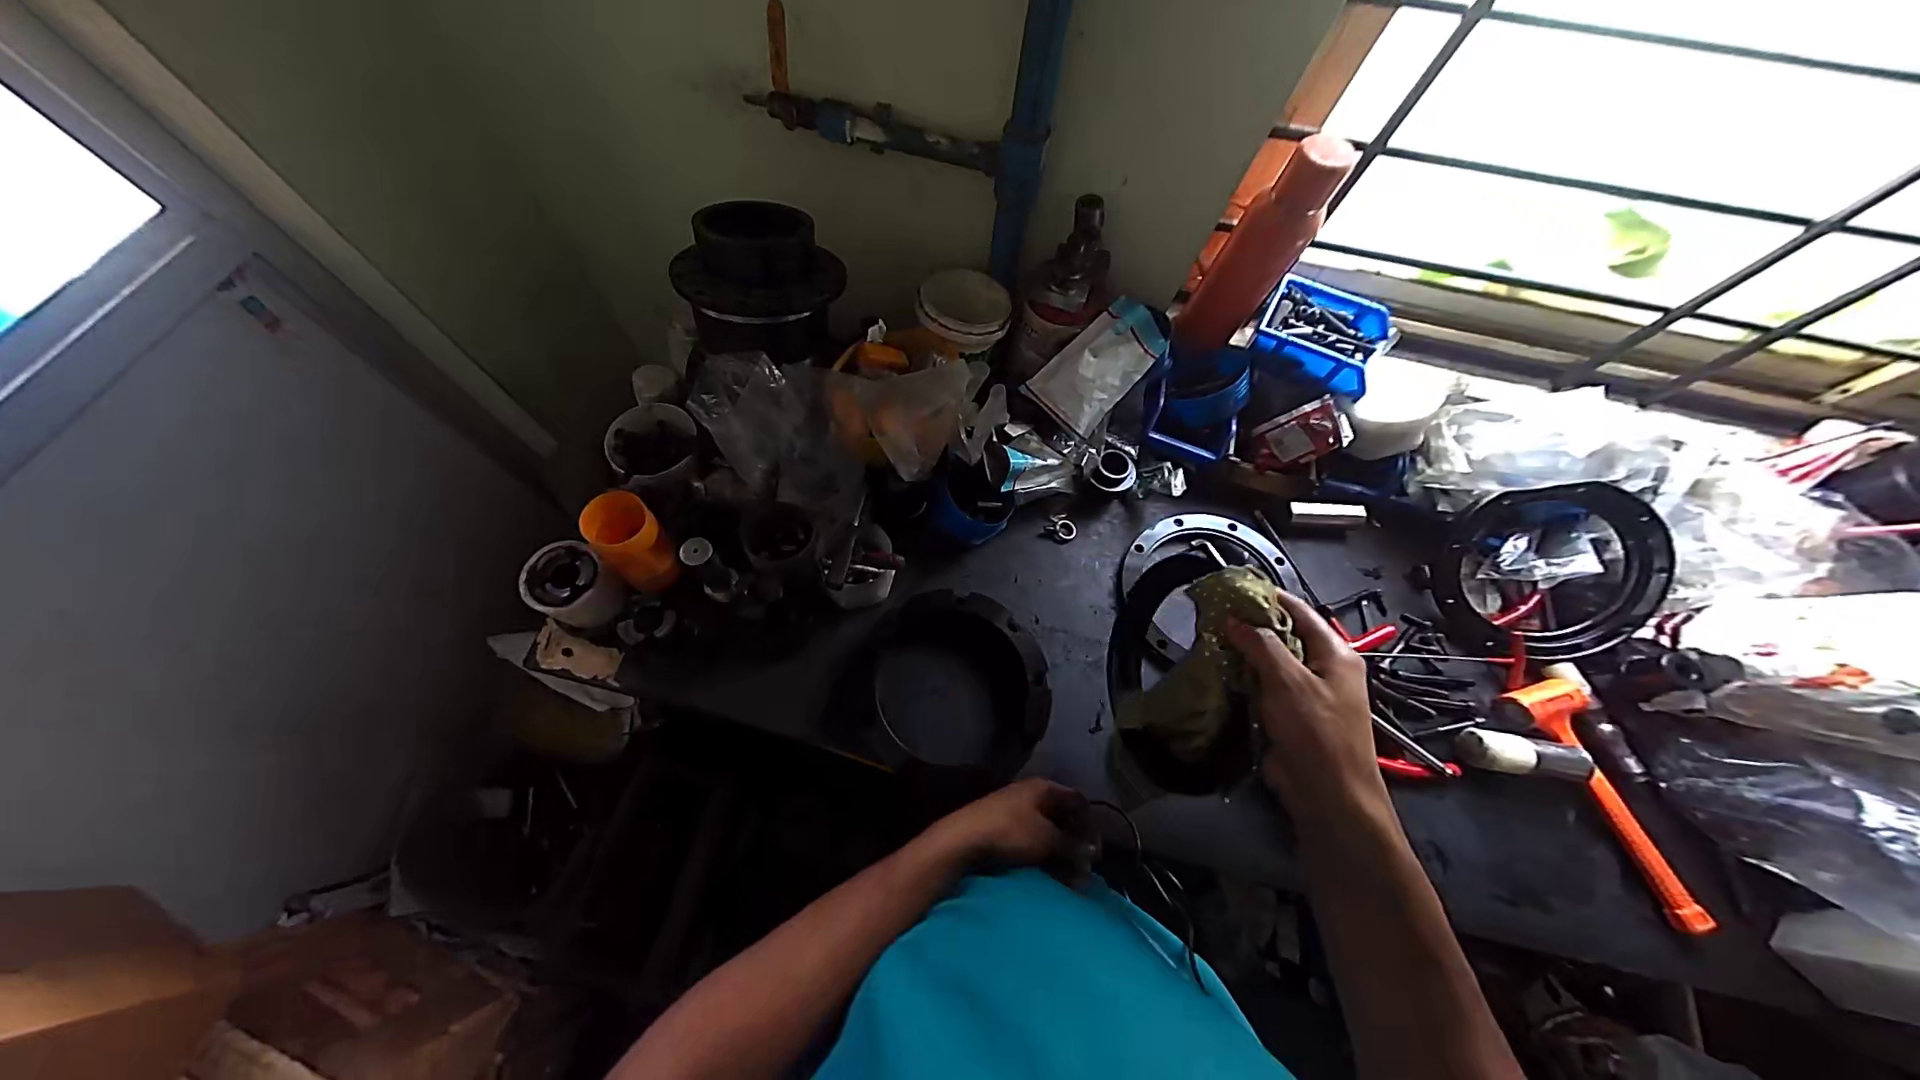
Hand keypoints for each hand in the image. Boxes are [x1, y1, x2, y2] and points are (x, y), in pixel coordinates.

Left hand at [923, 777, 1086, 868]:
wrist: (962, 839)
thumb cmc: (1010, 832)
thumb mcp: (1047, 840)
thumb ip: (1073, 846)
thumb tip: (1091, 854)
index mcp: (1044, 788)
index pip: (1078, 801)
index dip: (1091, 825)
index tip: (1095, 852)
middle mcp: (1031, 794)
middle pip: (1064, 817)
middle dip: (1075, 843)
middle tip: (1082, 869)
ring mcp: (1015, 809)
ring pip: (1048, 831)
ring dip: (1060, 853)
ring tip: (1066, 877)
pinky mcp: (1003, 827)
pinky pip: (1032, 839)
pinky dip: (1043, 855)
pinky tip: (1046, 873)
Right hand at [1225, 592, 1386, 818]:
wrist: (1326, 793)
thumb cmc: (1317, 734)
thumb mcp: (1288, 681)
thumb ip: (1261, 645)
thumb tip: (1235, 620)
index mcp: (1335, 655)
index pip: (1300, 612)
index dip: (1270, 598)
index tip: (1237, 588)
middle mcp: (1323, 670)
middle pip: (1284, 636)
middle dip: (1251, 626)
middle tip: (1217, 614)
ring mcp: (1305, 693)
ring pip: (1270, 662)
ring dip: (1244, 653)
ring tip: (1212, 638)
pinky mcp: (1288, 715)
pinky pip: (1263, 687)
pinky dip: (1244, 678)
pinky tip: (1221, 670)